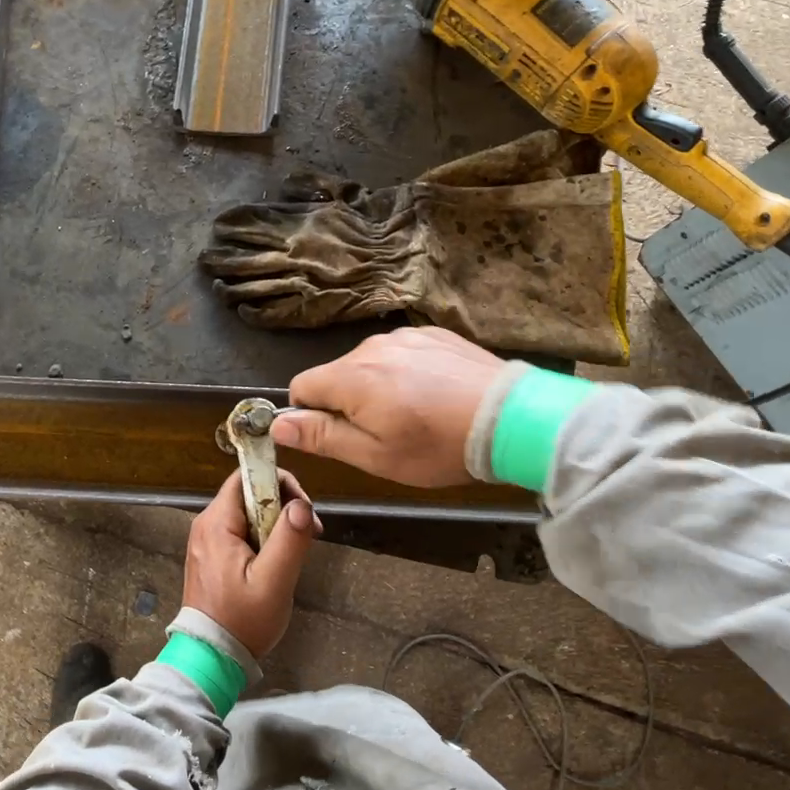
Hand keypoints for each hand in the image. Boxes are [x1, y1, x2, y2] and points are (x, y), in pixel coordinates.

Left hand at [184, 470, 321, 658]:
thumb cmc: (242, 620)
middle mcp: (206, 524)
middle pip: (248, 494)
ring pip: (247, 514)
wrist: (212, 656)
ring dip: (275, 525)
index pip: (246, 477)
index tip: (303, 508)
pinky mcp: (211, 556)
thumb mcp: (273, 582)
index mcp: (216, 522)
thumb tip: (302, 505)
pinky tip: (276, 562)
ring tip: (295, 552)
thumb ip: (288, 540)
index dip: (279, 483)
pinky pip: (240, 533)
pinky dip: (262, 539)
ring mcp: (206, 540)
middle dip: (282, 507)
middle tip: (308, 533)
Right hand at [271, 327, 505, 486]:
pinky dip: (408, 373)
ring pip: (370, 363)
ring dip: (379, 386)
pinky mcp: (435, 334)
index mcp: (350, 377)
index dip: (311, 414)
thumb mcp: (374, 455)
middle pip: (337, 374)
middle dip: (348, 402)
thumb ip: (322, 436)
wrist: (512, 419)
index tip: (339, 436)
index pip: (301, 386)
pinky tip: (436, 395)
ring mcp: (406, 336)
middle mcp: (371, 347)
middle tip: (385, 434)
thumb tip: (277, 423)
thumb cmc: (437, 446)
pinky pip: (403, 353)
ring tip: (417, 415)